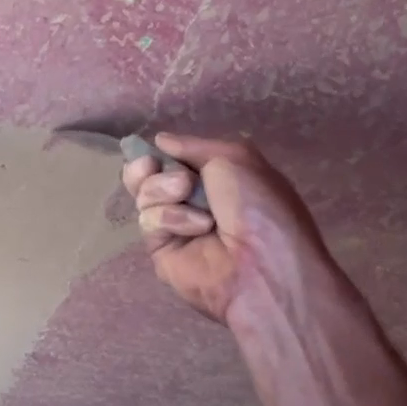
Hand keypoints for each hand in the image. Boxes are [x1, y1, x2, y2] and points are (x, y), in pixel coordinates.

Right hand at [123, 133, 330, 322]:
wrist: (264, 265)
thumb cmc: (258, 206)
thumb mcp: (235, 158)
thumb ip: (192, 145)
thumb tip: (159, 140)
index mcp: (212, 178)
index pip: (170, 158)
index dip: (160, 151)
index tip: (158, 148)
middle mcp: (190, 200)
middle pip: (145, 174)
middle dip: (147, 166)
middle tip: (154, 166)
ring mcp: (173, 225)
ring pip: (143, 194)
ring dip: (163, 188)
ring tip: (186, 194)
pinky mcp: (161, 249)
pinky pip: (148, 220)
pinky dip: (171, 217)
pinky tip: (198, 227)